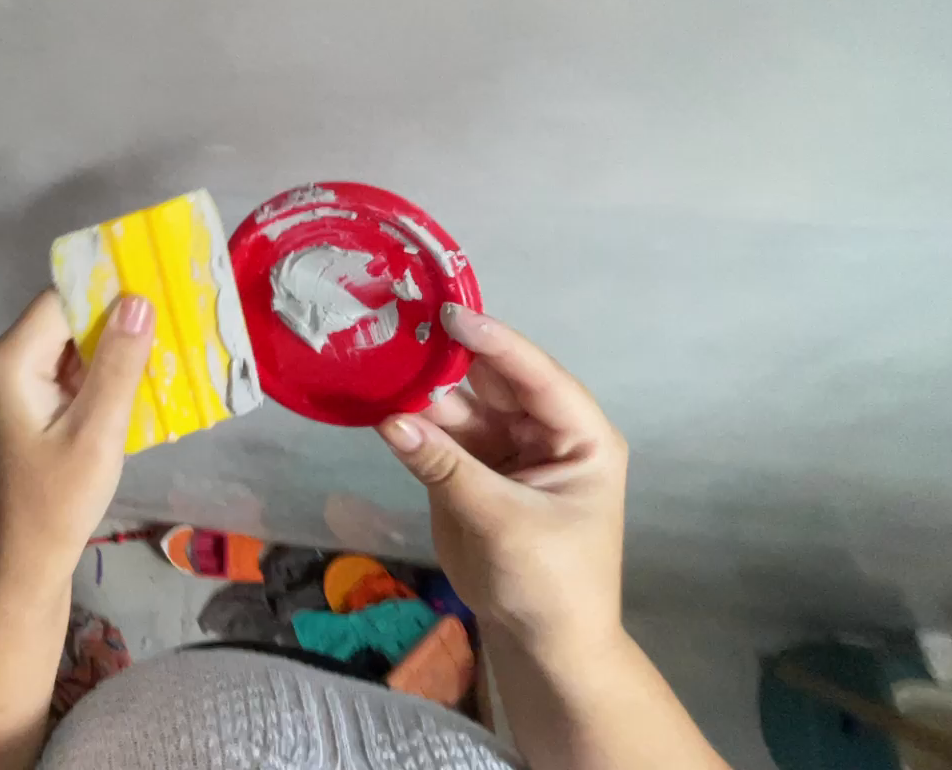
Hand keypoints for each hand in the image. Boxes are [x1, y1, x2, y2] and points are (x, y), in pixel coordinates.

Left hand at [0, 289, 155, 570]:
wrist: (34, 548)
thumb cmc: (61, 496)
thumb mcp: (96, 431)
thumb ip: (118, 365)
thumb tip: (139, 300)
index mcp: (15, 359)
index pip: (63, 299)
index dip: (107, 287)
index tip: (157, 280)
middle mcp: (15, 356)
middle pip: (71, 311)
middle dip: (119, 309)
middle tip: (174, 304)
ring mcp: (29, 373)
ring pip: (80, 333)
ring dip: (120, 334)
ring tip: (172, 328)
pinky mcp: (45, 389)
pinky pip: (81, 358)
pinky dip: (112, 359)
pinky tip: (150, 363)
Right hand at [377, 302, 627, 658]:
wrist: (535, 637)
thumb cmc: (549, 581)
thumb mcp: (505, 522)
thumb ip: (446, 468)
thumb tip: (389, 420)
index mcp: (578, 437)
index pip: (537, 377)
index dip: (495, 343)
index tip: (447, 314)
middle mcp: (538, 429)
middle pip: (489, 379)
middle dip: (447, 353)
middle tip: (398, 321)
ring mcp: (498, 444)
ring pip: (454, 400)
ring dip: (417, 384)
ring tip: (374, 356)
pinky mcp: (464, 462)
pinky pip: (431, 429)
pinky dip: (404, 415)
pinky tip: (374, 395)